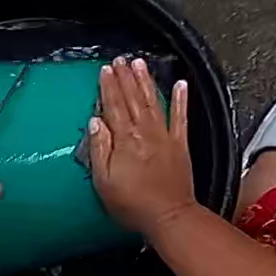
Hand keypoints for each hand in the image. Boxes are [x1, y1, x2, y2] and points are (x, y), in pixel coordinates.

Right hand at [88, 56, 197, 234]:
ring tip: (139, 64)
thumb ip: (100, 149)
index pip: (113, 106)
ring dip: (146, 82)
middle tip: (120, 60)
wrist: (169, 216)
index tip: (105, 69)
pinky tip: (180, 84)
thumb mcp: (104, 180)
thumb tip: (95, 122)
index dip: (108, 87)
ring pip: (153, 102)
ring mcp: (165, 137)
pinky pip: (180, 118)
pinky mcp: (180, 145)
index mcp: (125, 140)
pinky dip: (180, 100)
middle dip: (125, 78)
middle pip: (133, 99)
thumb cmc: (131, 202)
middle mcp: (145, 132)